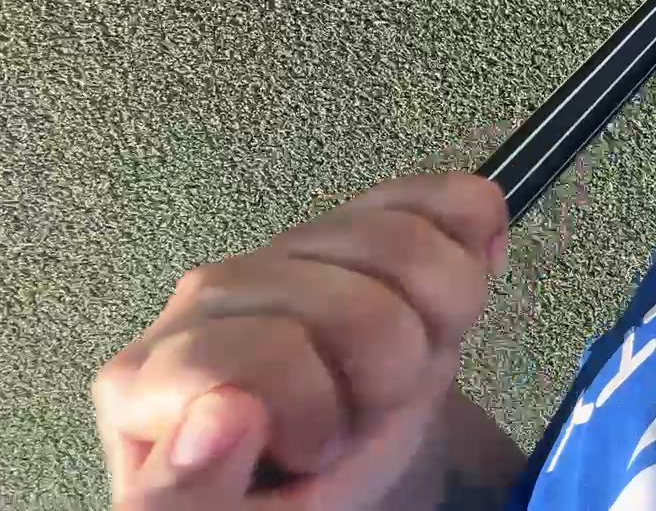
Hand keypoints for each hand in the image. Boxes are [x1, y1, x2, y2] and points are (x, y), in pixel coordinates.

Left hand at [93, 175, 508, 508]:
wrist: (335, 447)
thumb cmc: (274, 490)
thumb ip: (187, 492)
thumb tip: (221, 410)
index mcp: (159, 373)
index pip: (263, 356)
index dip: (318, 408)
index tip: (318, 449)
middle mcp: (219, 290)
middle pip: (357, 303)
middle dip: (396, 369)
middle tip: (376, 403)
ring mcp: (303, 240)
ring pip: (410, 241)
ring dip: (445, 313)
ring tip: (416, 351)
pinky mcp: (373, 209)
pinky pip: (448, 193)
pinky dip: (478, 230)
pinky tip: (473, 266)